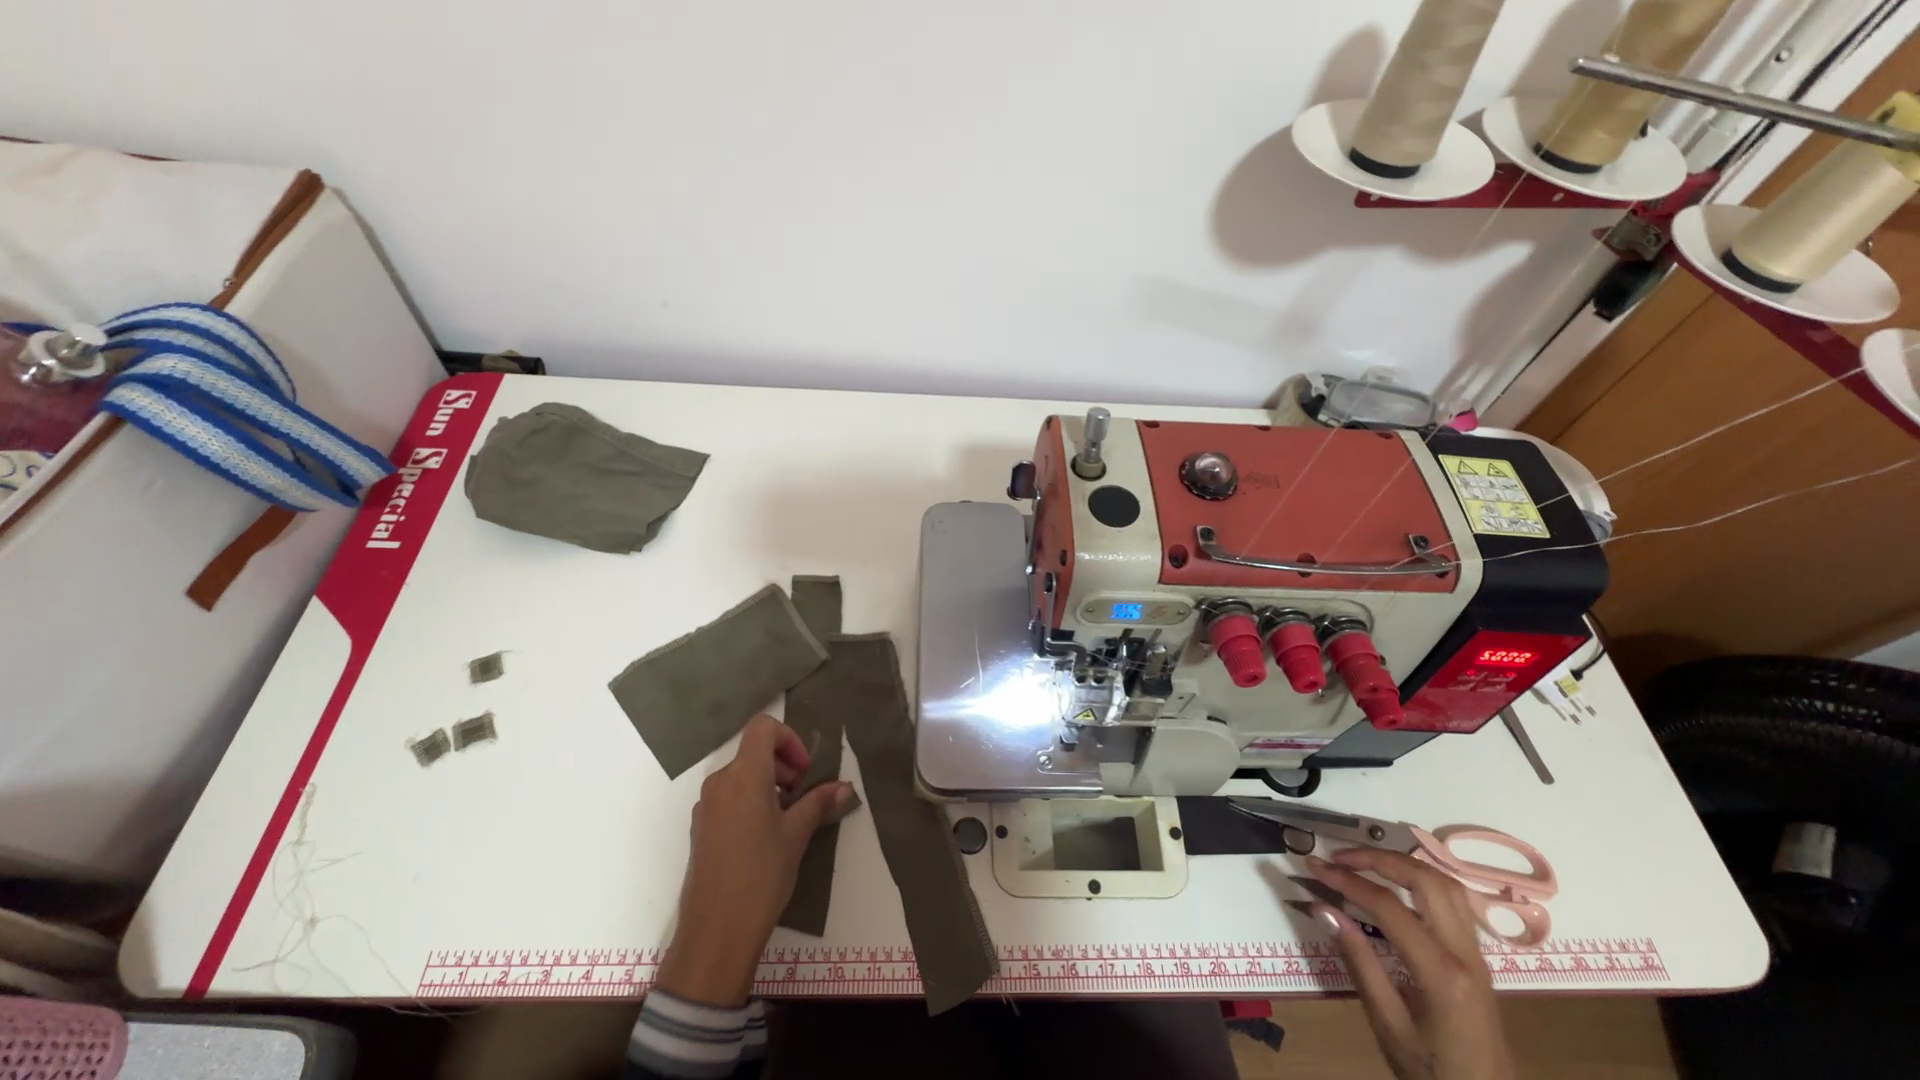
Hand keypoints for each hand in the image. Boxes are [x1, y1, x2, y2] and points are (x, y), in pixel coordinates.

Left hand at [656, 713, 857, 1006]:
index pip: (763, 727)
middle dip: (783, 765)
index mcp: (743, 775)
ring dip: (769, 785)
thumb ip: (818, 803)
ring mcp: (706, 805)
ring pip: (741, 775)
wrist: (716, 929)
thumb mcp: (797, 836)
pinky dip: (751, 802)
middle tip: (803, 798)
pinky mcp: (701, 826)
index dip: (789, 739)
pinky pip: (729, 797)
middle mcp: (719, 782)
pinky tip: (766, 838)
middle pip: (753, 751)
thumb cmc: (761, 875)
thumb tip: (844, 786)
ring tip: (788, 821)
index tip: (805, 772)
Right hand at [1306, 849, 1515, 1079]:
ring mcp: (1477, 952)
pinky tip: (1398, 883)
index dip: (1348, 881)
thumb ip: (1359, 963)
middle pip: (1426, 880)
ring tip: (1363, 861)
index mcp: (1441, 972)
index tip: (1314, 868)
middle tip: (1338, 857)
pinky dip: (1421, 879)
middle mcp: (1465, 952)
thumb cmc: (1432, 1071)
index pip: (1390, 907)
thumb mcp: (1388, 1024)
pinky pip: (1454, 900)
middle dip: (1378, 858)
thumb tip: (1325, 910)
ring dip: (1402, 863)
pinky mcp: (1478, 956)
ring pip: (1446, 884)